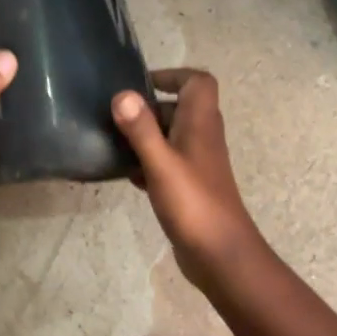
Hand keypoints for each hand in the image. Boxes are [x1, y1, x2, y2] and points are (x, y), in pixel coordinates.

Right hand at [113, 69, 264, 285]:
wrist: (223, 260)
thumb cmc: (195, 206)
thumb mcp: (161, 164)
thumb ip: (141, 129)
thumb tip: (122, 94)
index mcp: (201, 125)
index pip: (198, 82)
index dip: (173, 75)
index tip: (141, 84)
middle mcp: (202, 138)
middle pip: (179, 107)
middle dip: (148, 107)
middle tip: (116, 113)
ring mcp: (197, 164)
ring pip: (170, 135)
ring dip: (145, 134)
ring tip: (113, 140)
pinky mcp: (189, 186)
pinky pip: (166, 160)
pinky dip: (147, 160)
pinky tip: (125, 172)